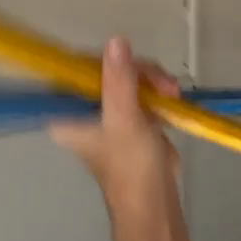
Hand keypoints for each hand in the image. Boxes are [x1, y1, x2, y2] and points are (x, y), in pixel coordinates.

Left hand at [49, 37, 181, 210]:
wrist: (155, 199)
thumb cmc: (130, 165)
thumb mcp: (124, 118)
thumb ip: (119, 80)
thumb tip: (116, 41)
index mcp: (68, 113)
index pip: (74, 70)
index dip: (100, 61)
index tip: (129, 63)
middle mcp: (84, 110)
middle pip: (106, 70)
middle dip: (137, 72)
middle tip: (162, 84)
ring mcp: (109, 114)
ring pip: (128, 78)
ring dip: (152, 81)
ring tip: (172, 94)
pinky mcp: (132, 118)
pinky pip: (142, 90)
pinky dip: (158, 91)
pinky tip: (173, 99)